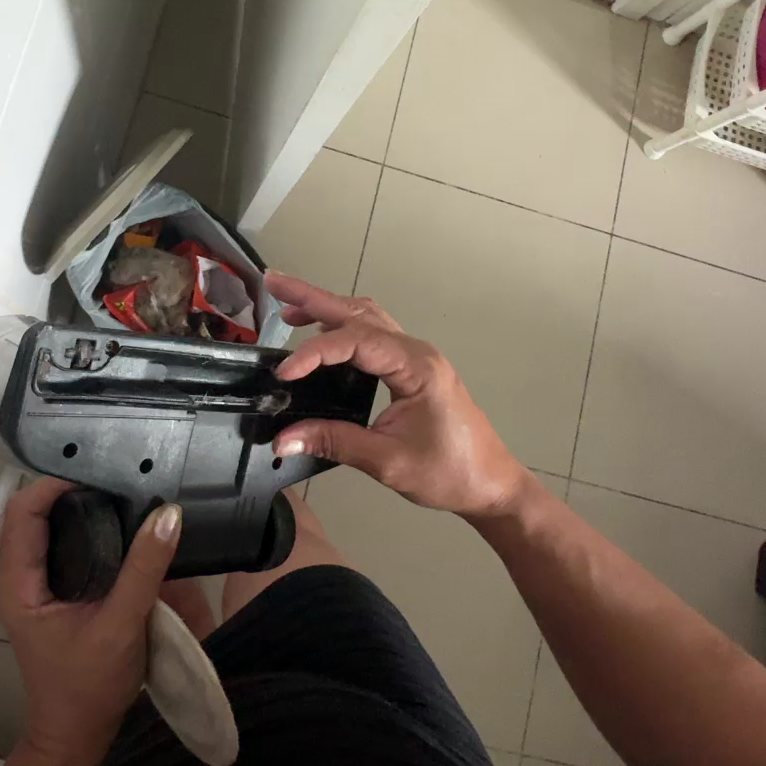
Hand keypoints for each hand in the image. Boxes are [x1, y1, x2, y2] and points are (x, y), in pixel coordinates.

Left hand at [0, 478, 181, 765]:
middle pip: (33, 512)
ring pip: (48, 526)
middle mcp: (19, 577)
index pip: (22, 511)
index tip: (98, 475)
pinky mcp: (54, 590)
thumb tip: (168, 514)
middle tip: (116, 479)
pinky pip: (63, 543)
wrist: (78, 734)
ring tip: (121, 493)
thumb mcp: (122, 624)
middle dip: (70, 489)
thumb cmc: (89, 686)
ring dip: (78, 506)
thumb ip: (145, 568)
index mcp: (19, 583)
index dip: (54, 484)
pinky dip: (86, 526)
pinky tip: (119, 524)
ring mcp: (35, 584)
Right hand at [266, 271, 535, 520]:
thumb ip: (333, 442)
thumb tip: (283, 439)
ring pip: (366, 317)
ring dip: (326, 307)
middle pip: (358, 312)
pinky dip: (342, 326)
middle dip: (312, 296)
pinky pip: (373, 333)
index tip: (283, 373)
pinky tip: (320, 333)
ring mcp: (415, 356)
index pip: (355, 342)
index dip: (314, 352)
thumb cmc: (449, 472)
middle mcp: (415, 351)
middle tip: (273, 282)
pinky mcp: (412, 367)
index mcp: (415, 367)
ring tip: (287, 306)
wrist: (491, 483)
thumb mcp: (387, 461)